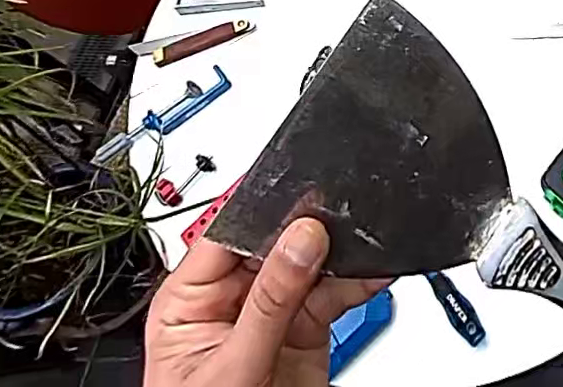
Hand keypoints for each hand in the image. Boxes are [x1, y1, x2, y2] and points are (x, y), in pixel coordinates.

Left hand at [145, 218, 391, 386]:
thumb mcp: (231, 371)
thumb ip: (268, 304)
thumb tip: (300, 238)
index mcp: (191, 299)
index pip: (227, 233)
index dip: (262, 209)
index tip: (298, 193)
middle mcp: (231, 300)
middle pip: (272, 243)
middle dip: (306, 228)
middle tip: (338, 214)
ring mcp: (271, 315)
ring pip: (308, 264)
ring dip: (338, 252)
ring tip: (362, 239)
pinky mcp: (304, 333)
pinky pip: (332, 295)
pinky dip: (356, 282)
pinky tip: (371, 271)